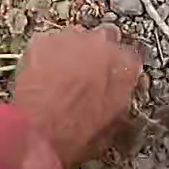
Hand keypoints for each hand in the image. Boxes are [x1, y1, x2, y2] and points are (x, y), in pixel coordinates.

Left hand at [10, 25, 141, 168]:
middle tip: (84, 75)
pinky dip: (45, 55)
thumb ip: (120, 96)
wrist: (38, 132)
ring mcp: (73, 38)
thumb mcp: (113, 120)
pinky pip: (48, 43)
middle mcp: (104, 44)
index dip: (119, 66)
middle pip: (104, 38)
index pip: (130, 56)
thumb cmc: (76, 132)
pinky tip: (40, 74)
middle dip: (96, 53)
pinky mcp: (44, 40)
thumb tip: (119, 94)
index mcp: (126, 65)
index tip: (111, 74)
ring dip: (71, 51)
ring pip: (75, 37)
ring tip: (59, 76)